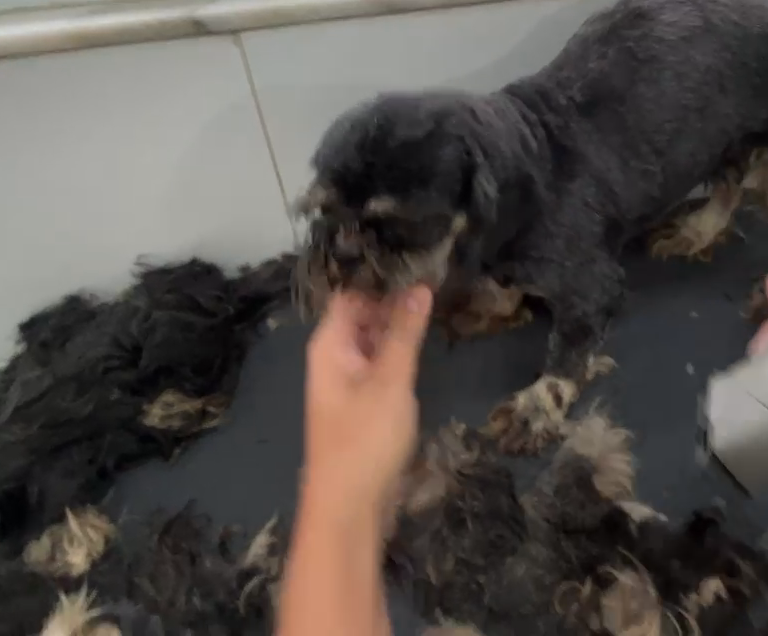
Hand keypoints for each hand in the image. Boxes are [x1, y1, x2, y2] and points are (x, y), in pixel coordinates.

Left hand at [302, 286, 433, 515]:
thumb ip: (405, 331)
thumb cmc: (364, 438)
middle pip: (363, 312)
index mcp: (331, 343)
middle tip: (436, 278)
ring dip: (399, 324)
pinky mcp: (361, 400)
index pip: (351, 291)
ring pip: (374, 337)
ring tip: (437, 300)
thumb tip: (420, 285)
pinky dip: (398, 349)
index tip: (415, 259)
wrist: (347, 508)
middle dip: (395, 297)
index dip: (379, 275)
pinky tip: (424, 341)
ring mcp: (347, 379)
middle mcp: (335, 355)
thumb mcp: (391, 380)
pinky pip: (379, 361)